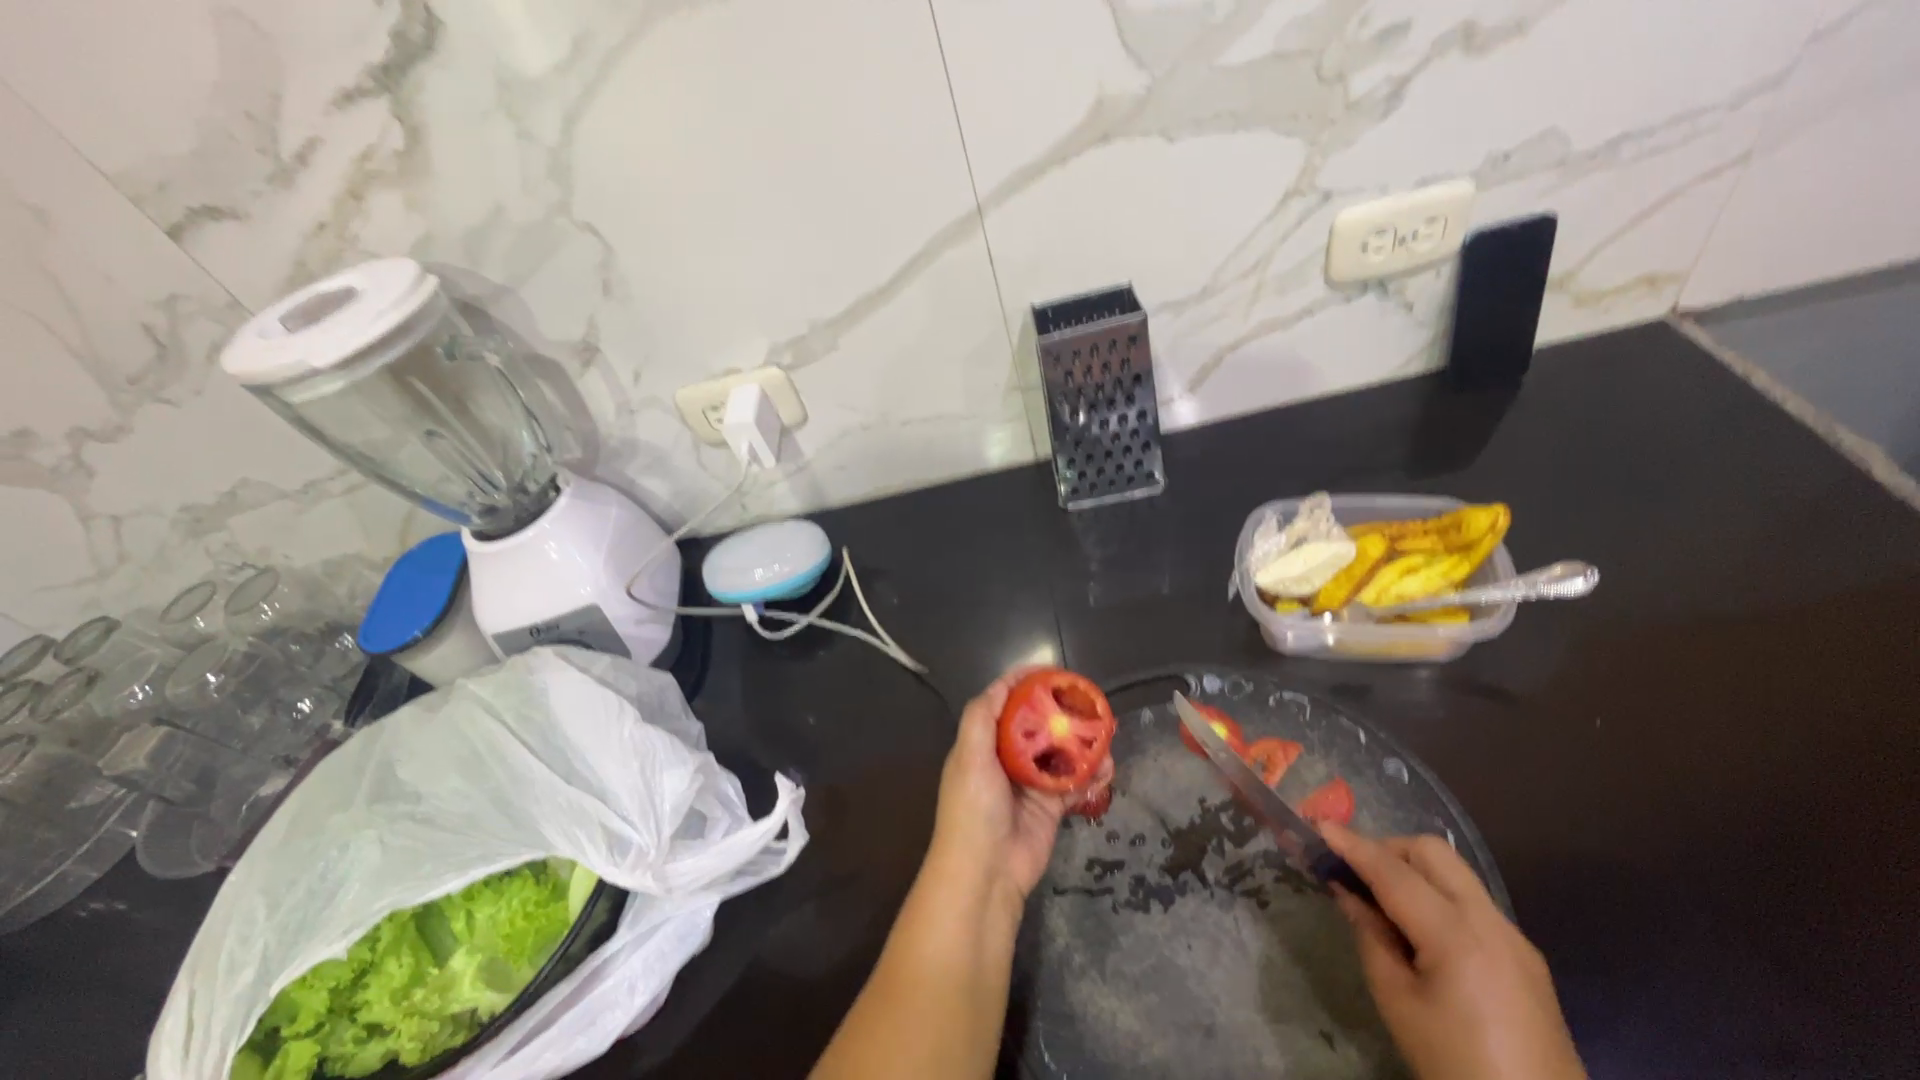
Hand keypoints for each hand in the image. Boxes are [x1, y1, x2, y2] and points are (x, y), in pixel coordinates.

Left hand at [928, 670, 1106, 906]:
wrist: (986, 872)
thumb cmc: (973, 809)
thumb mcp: (968, 757)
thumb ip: (981, 717)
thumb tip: (1003, 684)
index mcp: (983, 744)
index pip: (1004, 703)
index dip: (1026, 684)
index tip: (1054, 672)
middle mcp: (1007, 759)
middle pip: (1039, 725)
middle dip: (1063, 713)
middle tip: (1091, 704)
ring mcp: (1031, 783)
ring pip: (1062, 753)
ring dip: (1084, 745)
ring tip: (1106, 737)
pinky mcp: (1051, 807)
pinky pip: (1076, 784)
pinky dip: (1093, 776)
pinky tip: (1106, 771)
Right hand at [1322, 823, 1585, 1079]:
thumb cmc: (1454, 1063)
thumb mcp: (1397, 1003)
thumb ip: (1370, 937)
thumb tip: (1348, 892)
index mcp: (1456, 935)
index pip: (1393, 872)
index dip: (1352, 846)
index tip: (1316, 827)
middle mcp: (1491, 920)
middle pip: (1432, 853)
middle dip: (1386, 848)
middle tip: (1350, 869)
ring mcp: (1514, 935)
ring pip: (1455, 873)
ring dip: (1413, 870)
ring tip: (1378, 899)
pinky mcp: (1525, 954)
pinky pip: (1473, 903)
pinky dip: (1438, 896)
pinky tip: (1418, 930)